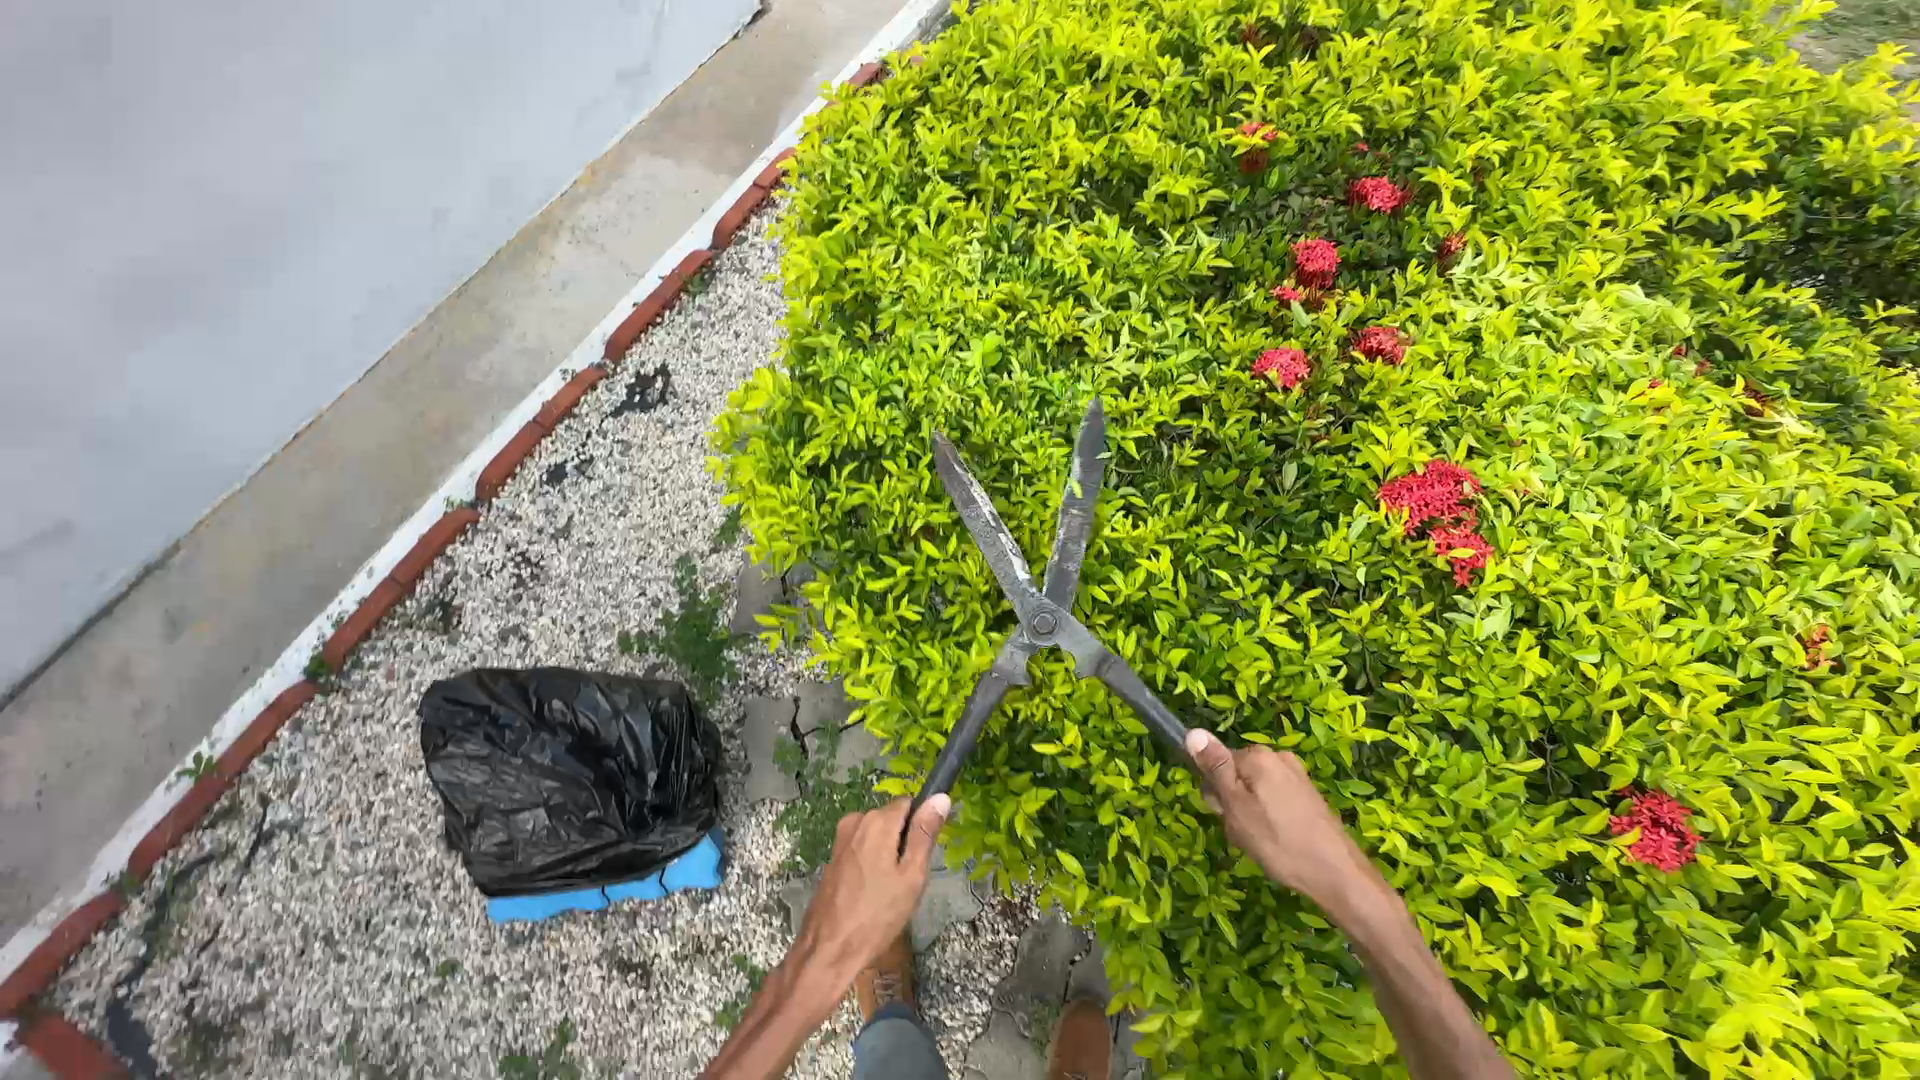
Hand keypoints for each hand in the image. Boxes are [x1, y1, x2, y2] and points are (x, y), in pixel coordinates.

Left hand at [793, 795, 950, 983]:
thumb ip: (925, 834)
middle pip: (892, 819)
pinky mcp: (833, 857)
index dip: (921, 825)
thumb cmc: (877, 915)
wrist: (829, 949)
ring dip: (888, 854)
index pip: (909, 804)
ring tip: (891, 890)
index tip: (923, 854)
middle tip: (908, 879)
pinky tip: (873, 893)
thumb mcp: (911, 876)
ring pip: (877, 835)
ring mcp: (841, 840)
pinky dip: (872, 864)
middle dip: (904, 842)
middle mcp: (855, 822)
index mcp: (877, 822)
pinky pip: (862, 849)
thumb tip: (940, 797)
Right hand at [1184, 730, 1378, 911]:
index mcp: (1258, 756)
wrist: (1336, 873)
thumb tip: (1193, 731)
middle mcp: (1278, 757)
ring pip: (1254, 790)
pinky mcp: (1307, 794)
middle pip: (1236, 775)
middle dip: (1233, 803)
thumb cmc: (1278, 841)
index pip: (1216, 763)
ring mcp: (1296, 775)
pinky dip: (1269, 818)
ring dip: (1249, 814)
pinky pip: (1273, 799)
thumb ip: (1215, 769)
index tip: (1225, 816)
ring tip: (1260, 840)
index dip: (1215, 792)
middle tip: (1244, 832)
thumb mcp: (1237, 806)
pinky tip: (1277, 840)